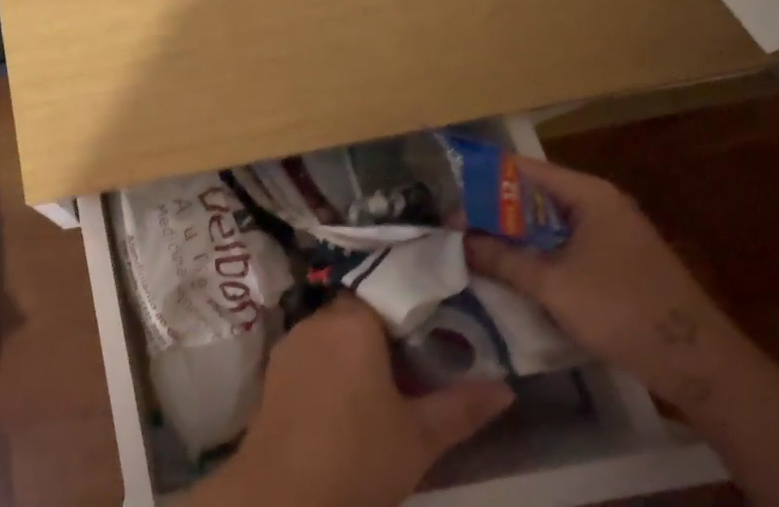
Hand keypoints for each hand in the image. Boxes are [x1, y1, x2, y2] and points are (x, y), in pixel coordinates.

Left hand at [194, 293, 511, 506]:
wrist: (286, 493)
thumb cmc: (360, 456)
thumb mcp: (421, 436)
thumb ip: (462, 407)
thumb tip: (505, 389)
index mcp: (351, 323)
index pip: (383, 293)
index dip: (411, 309)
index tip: (439, 327)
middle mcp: (315, 322)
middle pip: (357, 312)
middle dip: (386, 332)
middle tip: (423, 358)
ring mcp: (289, 344)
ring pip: (331, 333)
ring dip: (357, 350)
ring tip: (392, 380)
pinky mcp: (273, 370)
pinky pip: (311, 353)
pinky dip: (332, 365)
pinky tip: (351, 397)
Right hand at [464, 158, 749, 412]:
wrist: (698, 363)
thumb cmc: (622, 310)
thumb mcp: (550, 284)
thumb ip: (500, 257)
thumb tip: (455, 239)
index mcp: (588, 194)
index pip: (521, 168)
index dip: (480, 179)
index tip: (444, 196)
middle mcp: (599, 204)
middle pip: (532, 195)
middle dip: (491, 210)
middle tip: (450, 226)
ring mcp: (610, 233)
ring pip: (545, 223)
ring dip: (511, 235)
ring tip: (470, 247)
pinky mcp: (614, 260)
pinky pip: (562, 244)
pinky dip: (534, 252)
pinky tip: (509, 271)